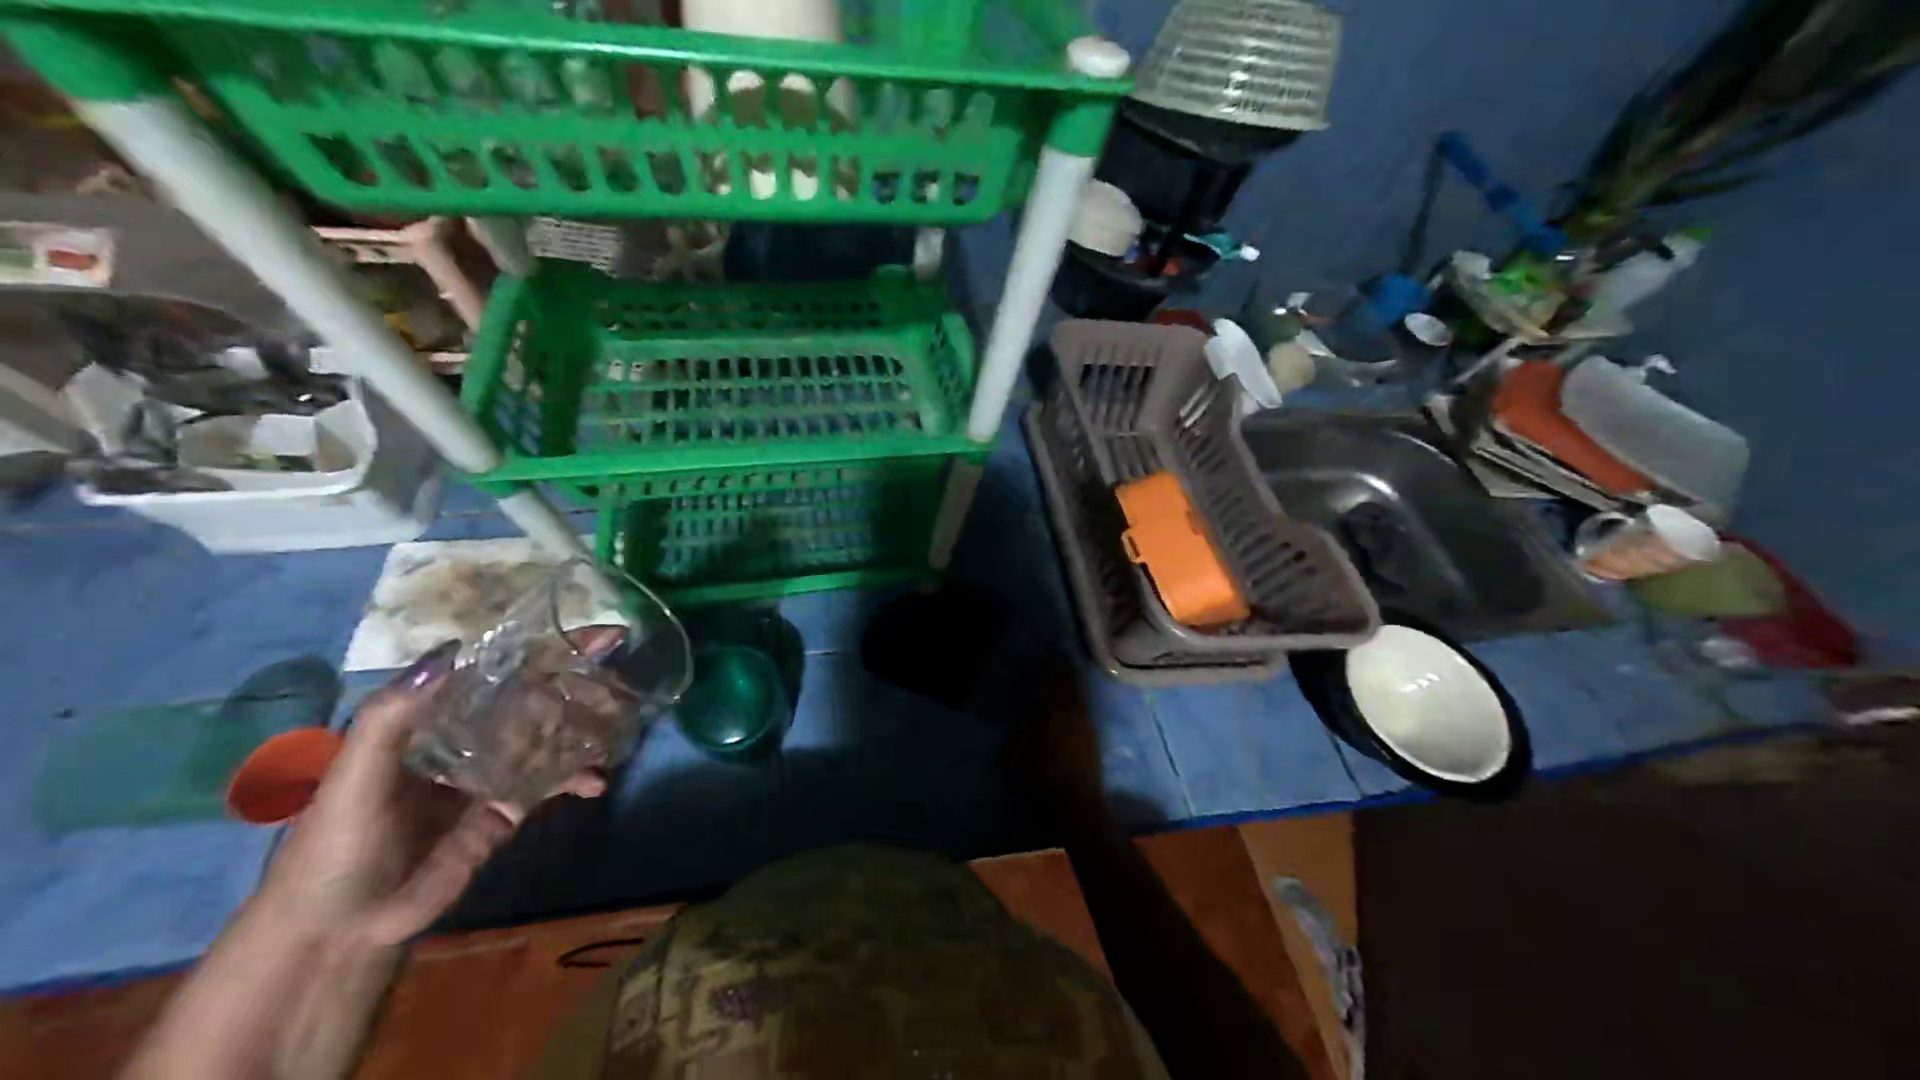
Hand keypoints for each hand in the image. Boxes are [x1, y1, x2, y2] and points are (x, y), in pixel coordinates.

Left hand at [253, 638, 608, 947]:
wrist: (341, 927)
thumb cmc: (337, 843)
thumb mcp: (353, 775)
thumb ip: (393, 715)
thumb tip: (452, 650)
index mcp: (436, 715)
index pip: (501, 669)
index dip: (547, 648)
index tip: (600, 635)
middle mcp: (470, 735)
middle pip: (537, 698)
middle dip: (581, 685)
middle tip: (622, 681)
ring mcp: (493, 772)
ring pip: (552, 736)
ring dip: (587, 727)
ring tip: (622, 723)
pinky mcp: (509, 808)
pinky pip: (552, 782)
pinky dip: (579, 779)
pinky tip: (597, 783)